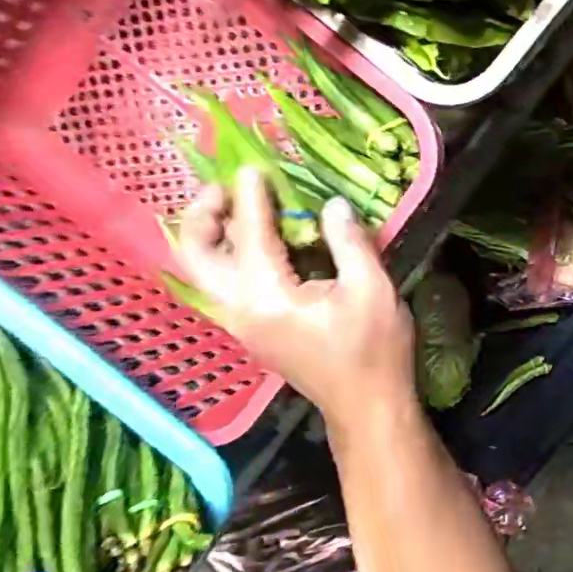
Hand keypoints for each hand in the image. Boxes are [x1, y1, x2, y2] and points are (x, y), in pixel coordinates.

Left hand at [174, 167, 415, 412]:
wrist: (368, 404)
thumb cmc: (375, 349)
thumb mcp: (372, 290)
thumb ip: (349, 243)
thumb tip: (333, 206)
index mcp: (268, 298)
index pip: (250, 236)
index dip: (252, 199)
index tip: (253, 167)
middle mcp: (241, 311)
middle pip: (197, 256)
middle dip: (203, 216)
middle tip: (224, 188)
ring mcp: (243, 325)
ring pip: (204, 272)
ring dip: (212, 236)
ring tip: (235, 209)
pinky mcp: (254, 332)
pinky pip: (225, 284)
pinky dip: (229, 256)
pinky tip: (258, 245)